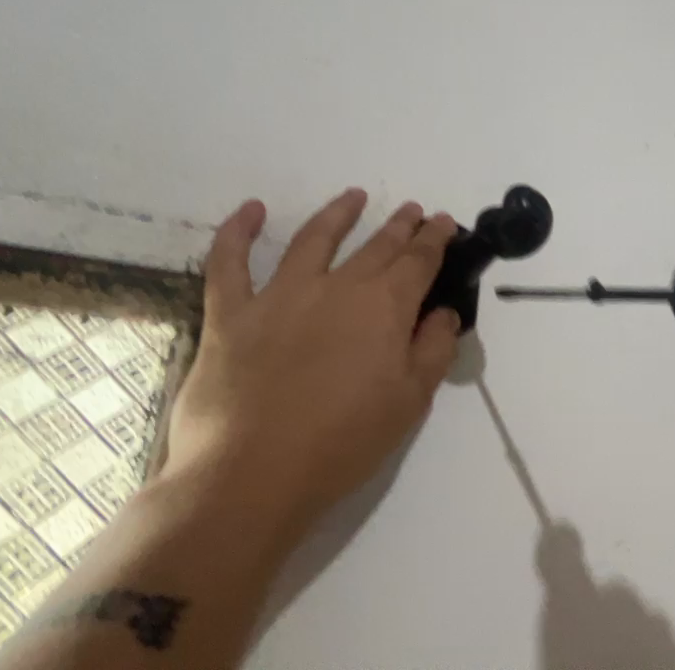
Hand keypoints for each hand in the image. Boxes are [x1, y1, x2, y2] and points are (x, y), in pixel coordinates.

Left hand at [159, 190, 460, 535]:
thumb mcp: (411, 401)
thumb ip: (433, 348)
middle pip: (377, 246)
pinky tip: (249, 210)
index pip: (419, 260)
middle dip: (400, 225)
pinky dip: (237, 233)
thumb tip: (443, 312)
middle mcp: (337, 287)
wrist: (250, 477)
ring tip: (353, 197)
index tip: (445, 223)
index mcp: (385, 306)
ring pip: (313, 239)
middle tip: (412, 211)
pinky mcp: (231, 315)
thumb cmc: (342, 443)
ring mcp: (280, 296)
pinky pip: (229, 264)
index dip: (435, 238)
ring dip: (338, 214)